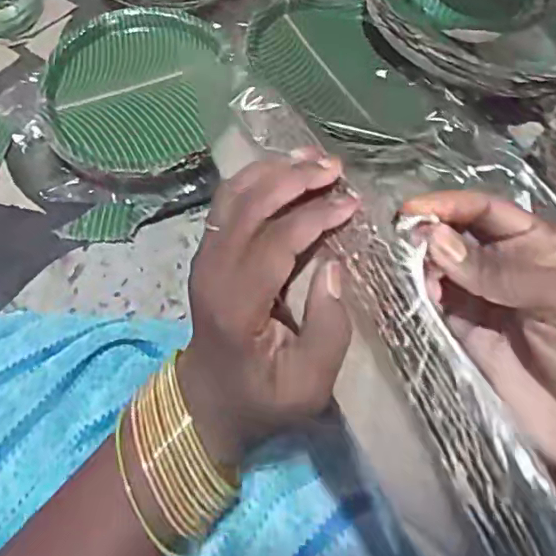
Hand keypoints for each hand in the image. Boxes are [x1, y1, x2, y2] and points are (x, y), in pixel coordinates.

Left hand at [179, 152, 356, 466]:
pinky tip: (285, 170)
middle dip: (294, 180)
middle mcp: (212, 270)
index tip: (351, 203)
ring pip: (233, 194)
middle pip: (249, 206)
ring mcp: (204, 255)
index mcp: (235, 304)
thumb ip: (328, 328)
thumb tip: (334, 265)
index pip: (274, 242)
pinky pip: (227, 201)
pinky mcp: (206, 249)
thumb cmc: (263, 396)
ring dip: (273, 170)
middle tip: (334, 168)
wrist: (208, 396)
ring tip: (314, 159)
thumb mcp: (309, 385)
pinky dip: (257, 179)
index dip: (314, 216)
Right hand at [403, 191, 555, 532]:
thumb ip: (499, 271)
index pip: (485, 209)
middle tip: (403, 241)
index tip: (413, 210)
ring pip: (438, 266)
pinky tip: (416, 294)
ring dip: (419, 262)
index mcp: (538, 245)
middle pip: (454, 233)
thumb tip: (433, 238)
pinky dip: (419, 294)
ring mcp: (482, 301)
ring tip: (410, 271)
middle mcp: (504, 265)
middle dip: (428, 231)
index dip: (449, 204)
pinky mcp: (465, 335)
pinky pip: (434, 304)